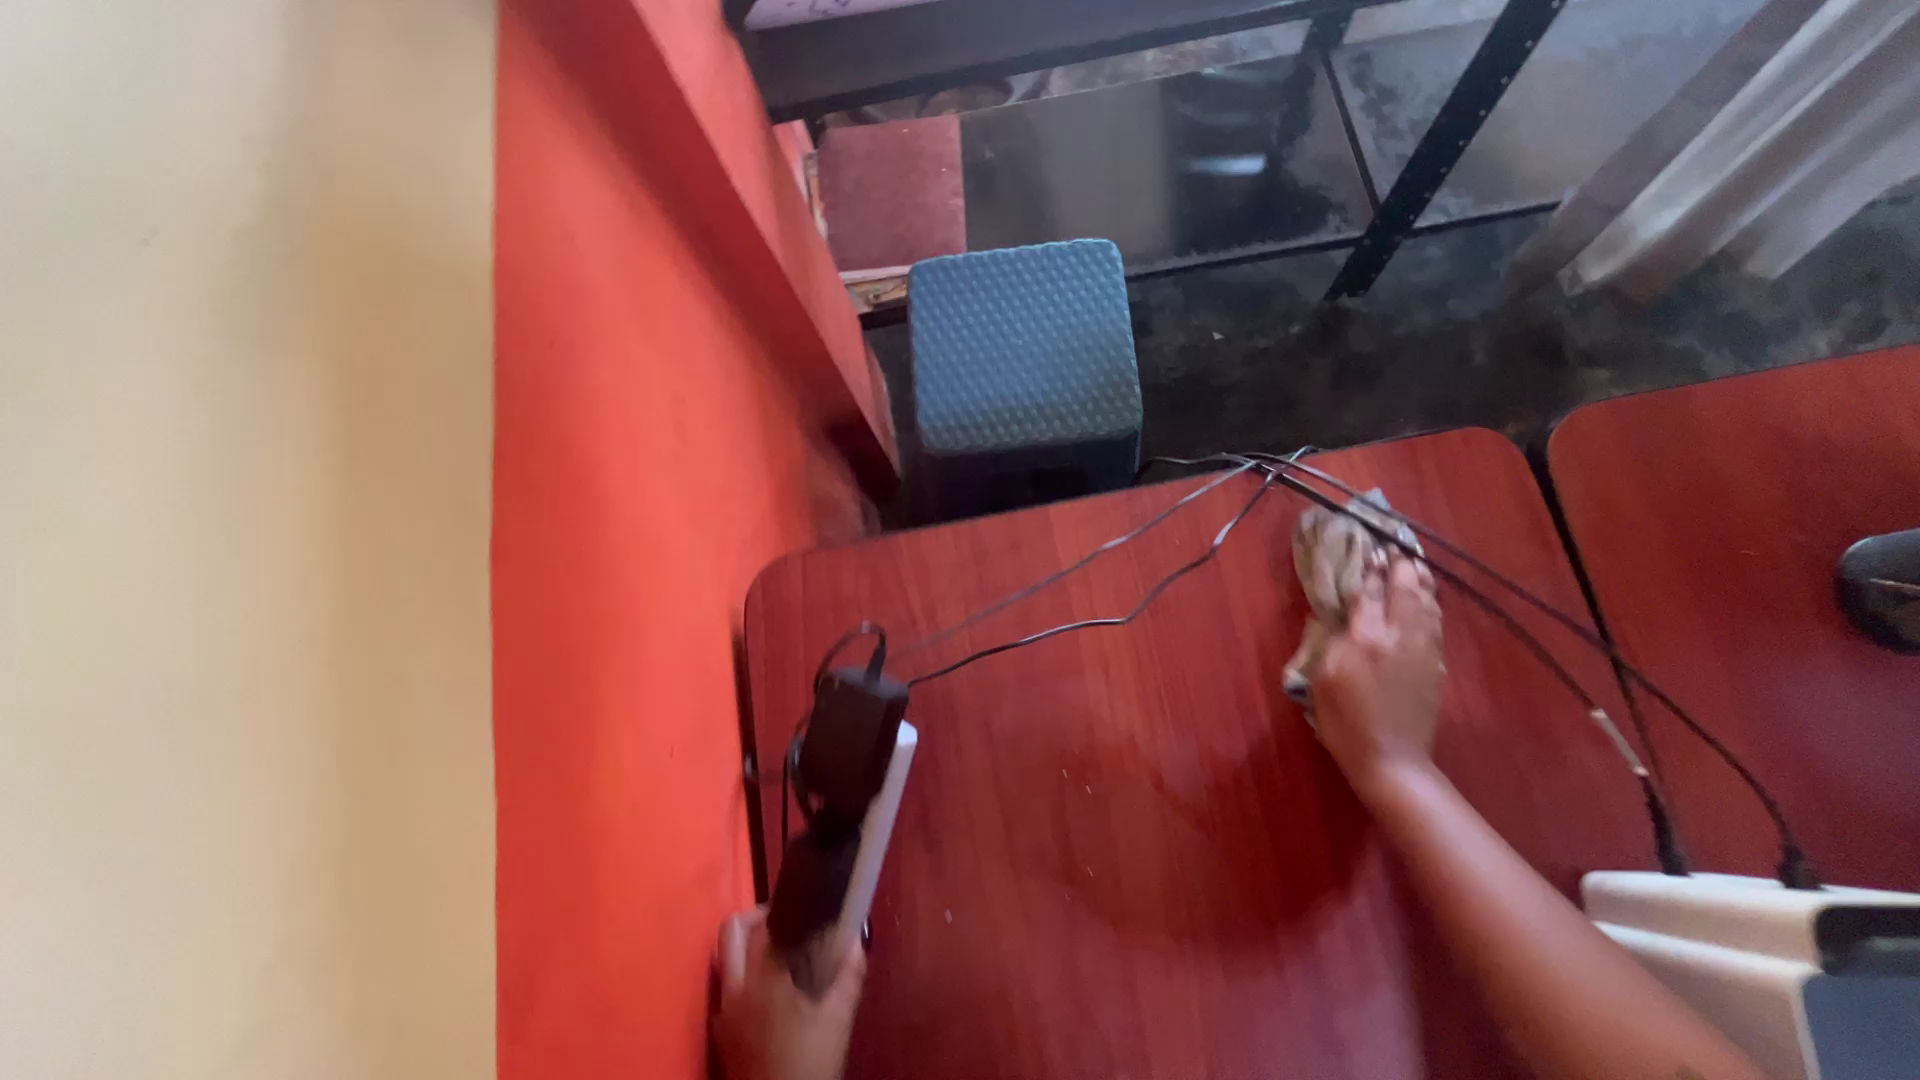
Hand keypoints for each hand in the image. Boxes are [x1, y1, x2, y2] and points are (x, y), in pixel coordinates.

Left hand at [714, 909, 866, 1079]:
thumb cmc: (810, 1066)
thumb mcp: (838, 1020)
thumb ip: (848, 974)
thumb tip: (856, 938)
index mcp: (763, 981)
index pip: (764, 926)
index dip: (784, 911)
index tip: (804, 908)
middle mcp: (734, 990)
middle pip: (730, 932)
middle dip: (755, 918)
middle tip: (784, 923)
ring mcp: (722, 1012)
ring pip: (724, 959)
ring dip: (746, 945)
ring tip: (779, 953)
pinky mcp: (720, 1032)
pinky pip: (725, 987)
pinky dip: (743, 974)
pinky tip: (770, 990)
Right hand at [1310, 553, 1444, 795]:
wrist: (1390, 759)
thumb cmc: (1343, 720)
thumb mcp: (1321, 678)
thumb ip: (1331, 640)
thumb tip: (1338, 614)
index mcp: (1366, 638)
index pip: (1368, 592)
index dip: (1368, 570)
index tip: (1368, 551)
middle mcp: (1399, 636)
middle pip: (1405, 590)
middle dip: (1401, 567)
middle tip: (1395, 550)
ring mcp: (1423, 650)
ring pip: (1427, 604)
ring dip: (1421, 581)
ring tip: (1415, 565)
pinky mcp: (1436, 666)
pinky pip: (1435, 625)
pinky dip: (1431, 605)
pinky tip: (1427, 601)